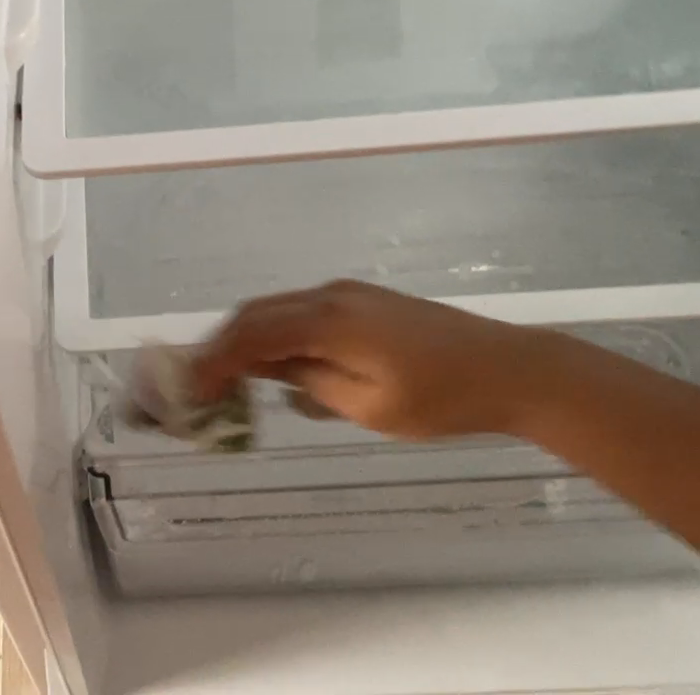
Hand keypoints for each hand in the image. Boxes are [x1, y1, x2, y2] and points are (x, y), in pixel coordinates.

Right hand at [191, 280, 576, 439]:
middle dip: (221, 344)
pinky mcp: (360, 300)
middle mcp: (330, 295)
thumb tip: (268, 372)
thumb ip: (310, 383)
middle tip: (198, 381)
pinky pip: (300, 311)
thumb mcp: (370, 406)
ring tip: (227, 375)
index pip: (253, 334)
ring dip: (247, 337)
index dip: (215, 359)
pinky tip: (274, 363)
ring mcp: (346, 293)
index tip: (189, 388)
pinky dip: (275, 333)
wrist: (509, 368)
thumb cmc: (442, 399)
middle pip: (256, 312)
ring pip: (276, 308)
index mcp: (330, 321)